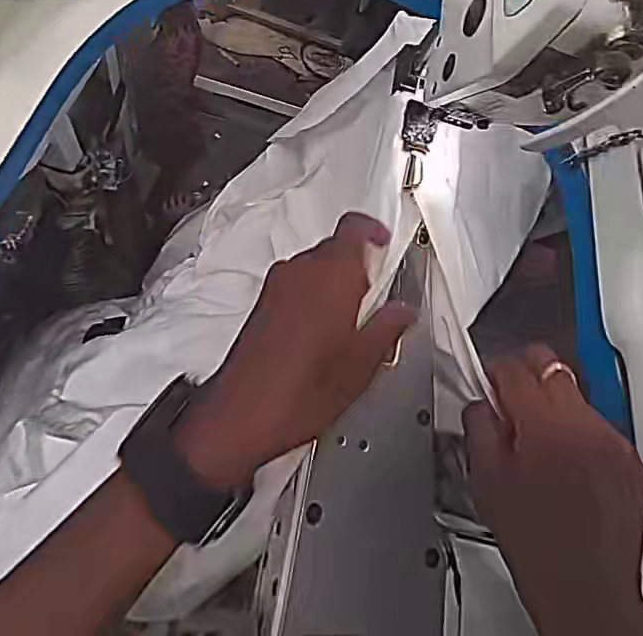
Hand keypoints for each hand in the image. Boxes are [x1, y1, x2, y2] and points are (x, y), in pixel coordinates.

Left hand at [174, 213, 415, 488]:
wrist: (241, 415)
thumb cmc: (297, 389)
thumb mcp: (363, 362)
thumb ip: (389, 326)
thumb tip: (402, 312)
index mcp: (334, 273)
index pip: (355, 226)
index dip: (375, 230)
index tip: (385, 243)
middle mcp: (302, 269)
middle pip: (337, 246)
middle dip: (358, 265)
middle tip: (376, 293)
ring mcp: (278, 284)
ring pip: (315, 267)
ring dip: (334, 283)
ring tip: (350, 322)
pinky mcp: (263, 303)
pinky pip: (296, 285)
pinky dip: (312, 297)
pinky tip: (322, 335)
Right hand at [465, 346, 642, 635]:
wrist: (588, 595)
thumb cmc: (539, 550)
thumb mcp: (488, 484)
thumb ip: (480, 427)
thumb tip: (481, 402)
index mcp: (544, 427)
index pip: (515, 367)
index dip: (494, 370)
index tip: (488, 379)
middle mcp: (584, 425)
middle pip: (550, 364)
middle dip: (525, 372)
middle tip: (509, 396)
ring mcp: (611, 440)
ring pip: (575, 393)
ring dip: (553, 404)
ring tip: (538, 442)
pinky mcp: (630, 458)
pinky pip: (598, 424)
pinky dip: (579, 431)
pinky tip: (566, 464)